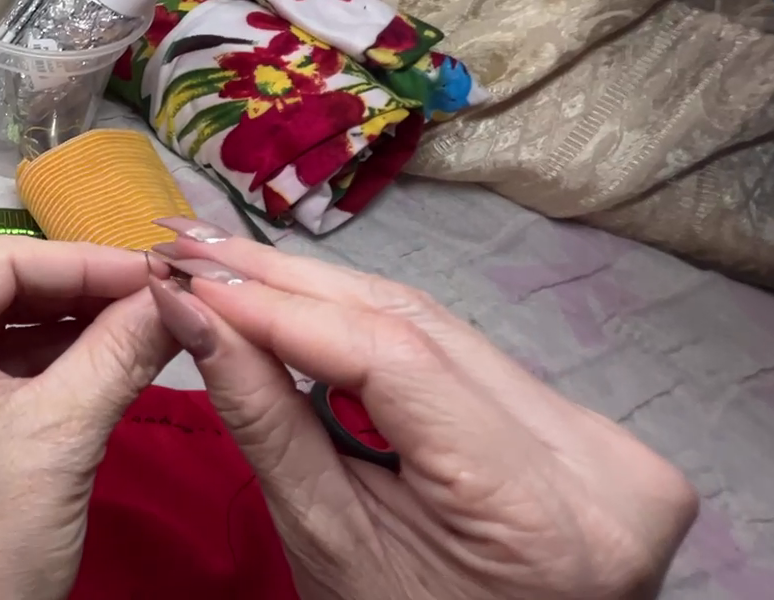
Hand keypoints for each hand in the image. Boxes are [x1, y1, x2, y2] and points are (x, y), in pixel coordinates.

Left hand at [0, 237, 177, 599]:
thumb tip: (174, 294)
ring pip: (7, 319)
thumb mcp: (59, 437)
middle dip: (86, 291)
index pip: (6, 262)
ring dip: (77, 321)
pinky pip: (0, 356)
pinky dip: (55, 355)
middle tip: (163, 293)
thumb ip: (119, 353)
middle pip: (6, 286)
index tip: (160, 269)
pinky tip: (115, 349)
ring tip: (152, 316)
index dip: (89, 262)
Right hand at [150, 216, 697, 599]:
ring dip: (303, 284)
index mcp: (539, 509)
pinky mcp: (563, 415)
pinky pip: (432, 336)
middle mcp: (593, 453)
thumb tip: (180, 305)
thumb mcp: (316, 530)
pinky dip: (343, 310)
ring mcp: (590, 429)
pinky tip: (280, 289)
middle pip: (402, 318)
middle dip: (277, 275)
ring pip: (414, 314)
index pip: (386, 355)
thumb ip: (255, 409)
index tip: (180, 272)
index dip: (272, 303)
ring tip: (215, 256)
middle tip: (185, 243)